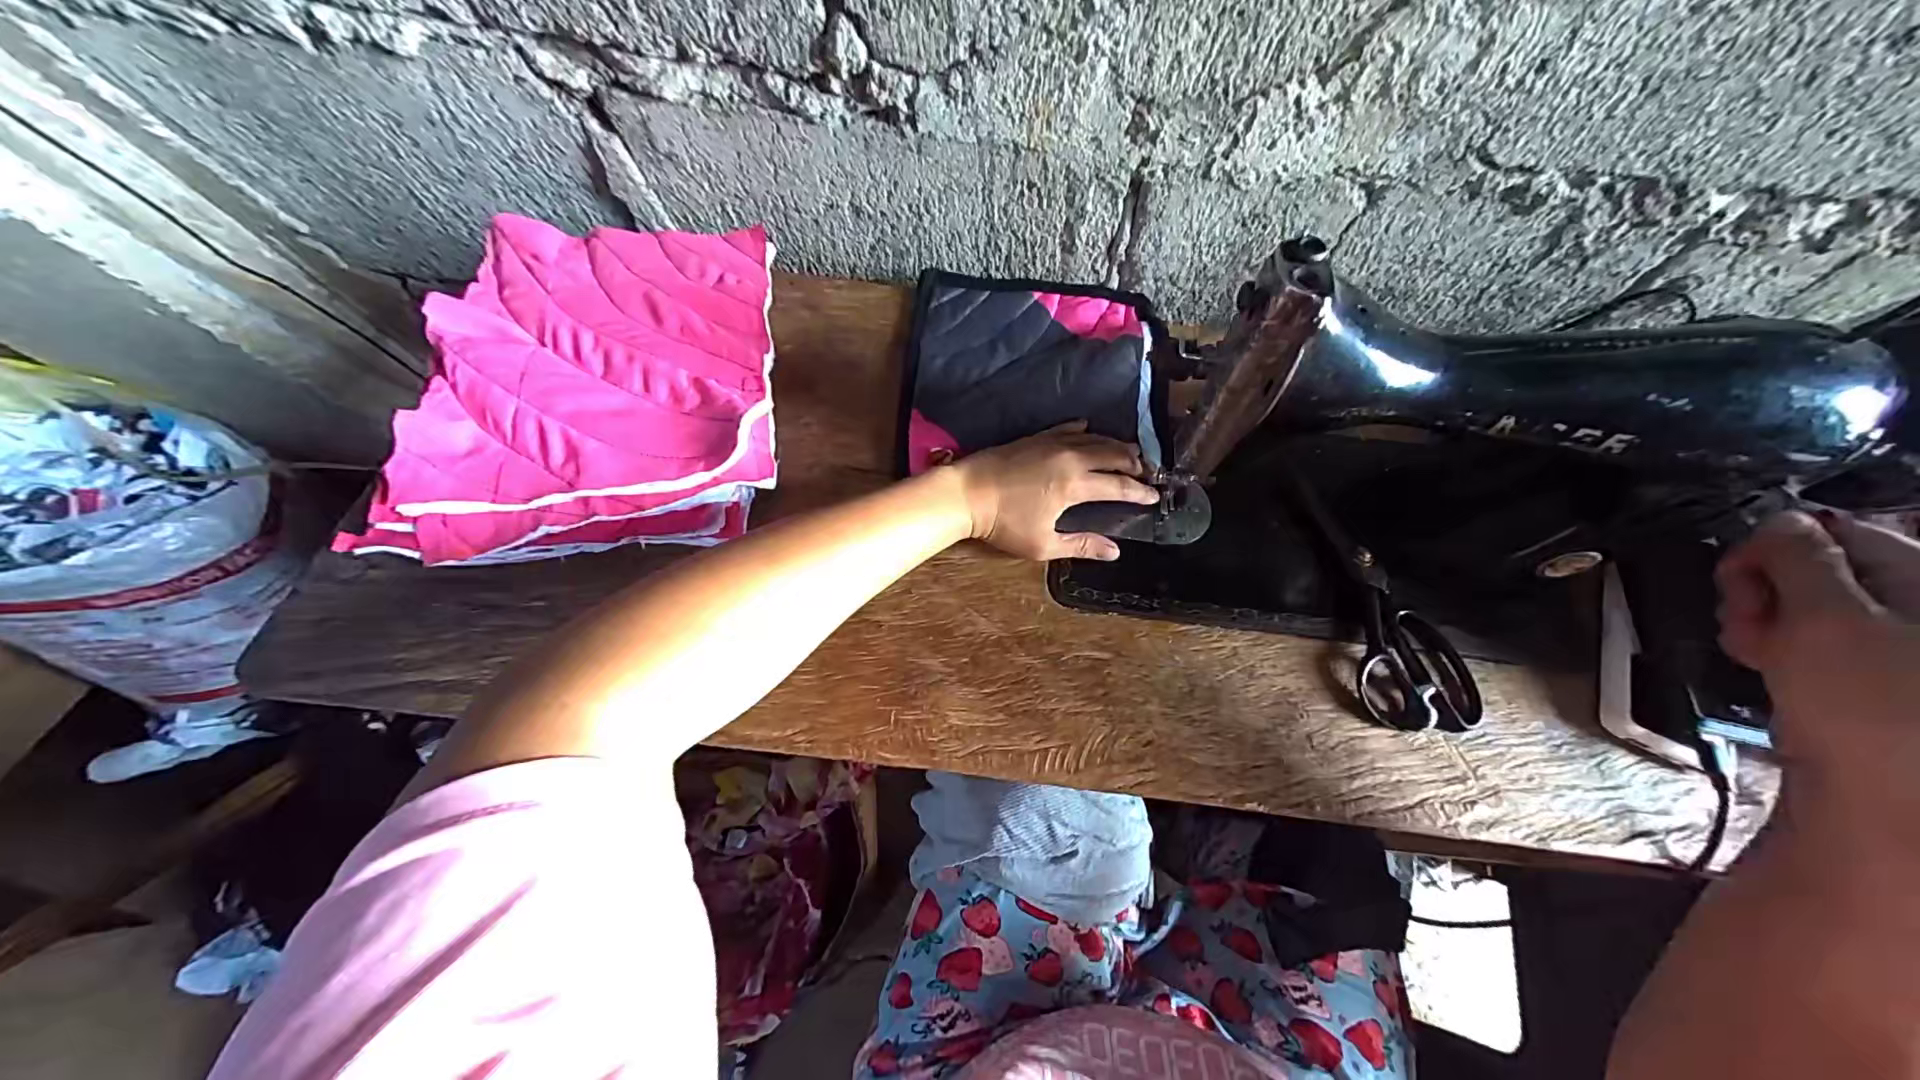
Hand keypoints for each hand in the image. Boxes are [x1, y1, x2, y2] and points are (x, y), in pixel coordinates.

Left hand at [948, 422, 1159, 560]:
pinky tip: (1089, 430)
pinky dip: (1084, 430)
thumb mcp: (1043, 544)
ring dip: (1116, 446)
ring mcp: (1052, 443)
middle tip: (1148, 473)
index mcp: (1076, 485)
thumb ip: (1080, 545)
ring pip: (1095, 439)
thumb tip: (1114, 551)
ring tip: (1129, 453)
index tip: (1154, 496)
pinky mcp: (1036, 437)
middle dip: (1135, 464)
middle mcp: (1070, 458)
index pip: (1119, 486)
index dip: (1140, 491)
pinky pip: (1068, 428)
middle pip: (1114, 455)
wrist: (965, 493)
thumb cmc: (1003, 524)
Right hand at [1715, 511, 1919, 807]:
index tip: (1735, 582)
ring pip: (1806, 605)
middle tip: (1745, 623)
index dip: (1774, 550)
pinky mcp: (1866, 676)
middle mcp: (1917, 607)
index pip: (1834, 531)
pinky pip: (1811, 639)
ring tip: (1753, 651)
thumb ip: (1799, 561)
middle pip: (1820, 568)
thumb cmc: (1871, 707)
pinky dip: (1777, 646)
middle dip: (1763, 589)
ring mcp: (1895, 645)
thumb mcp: (1827, 622)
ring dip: (1761, 620)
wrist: (1895, 809)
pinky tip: (1764, 664)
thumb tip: (1779, 520)